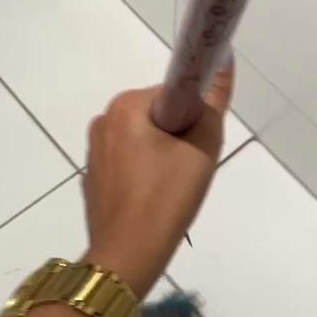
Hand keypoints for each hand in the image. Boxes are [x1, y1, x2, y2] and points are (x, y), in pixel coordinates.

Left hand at [80, 66, 232, 288]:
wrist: (128, 256)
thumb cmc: (168, 195)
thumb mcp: (203, 143)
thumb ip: (215, 100)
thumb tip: (224, 60)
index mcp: (126, 106)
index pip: (175, 94)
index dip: (193, 116)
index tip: (198, 144)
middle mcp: (103, 121)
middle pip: (159, 114)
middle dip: (178, 134)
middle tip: (190, 166)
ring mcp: (94, 153)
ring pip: (145, 139)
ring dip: (162, 153)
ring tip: (172, 186)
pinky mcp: (92, 180)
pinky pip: (129, 162)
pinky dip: (145, 173)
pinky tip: (154, 198)